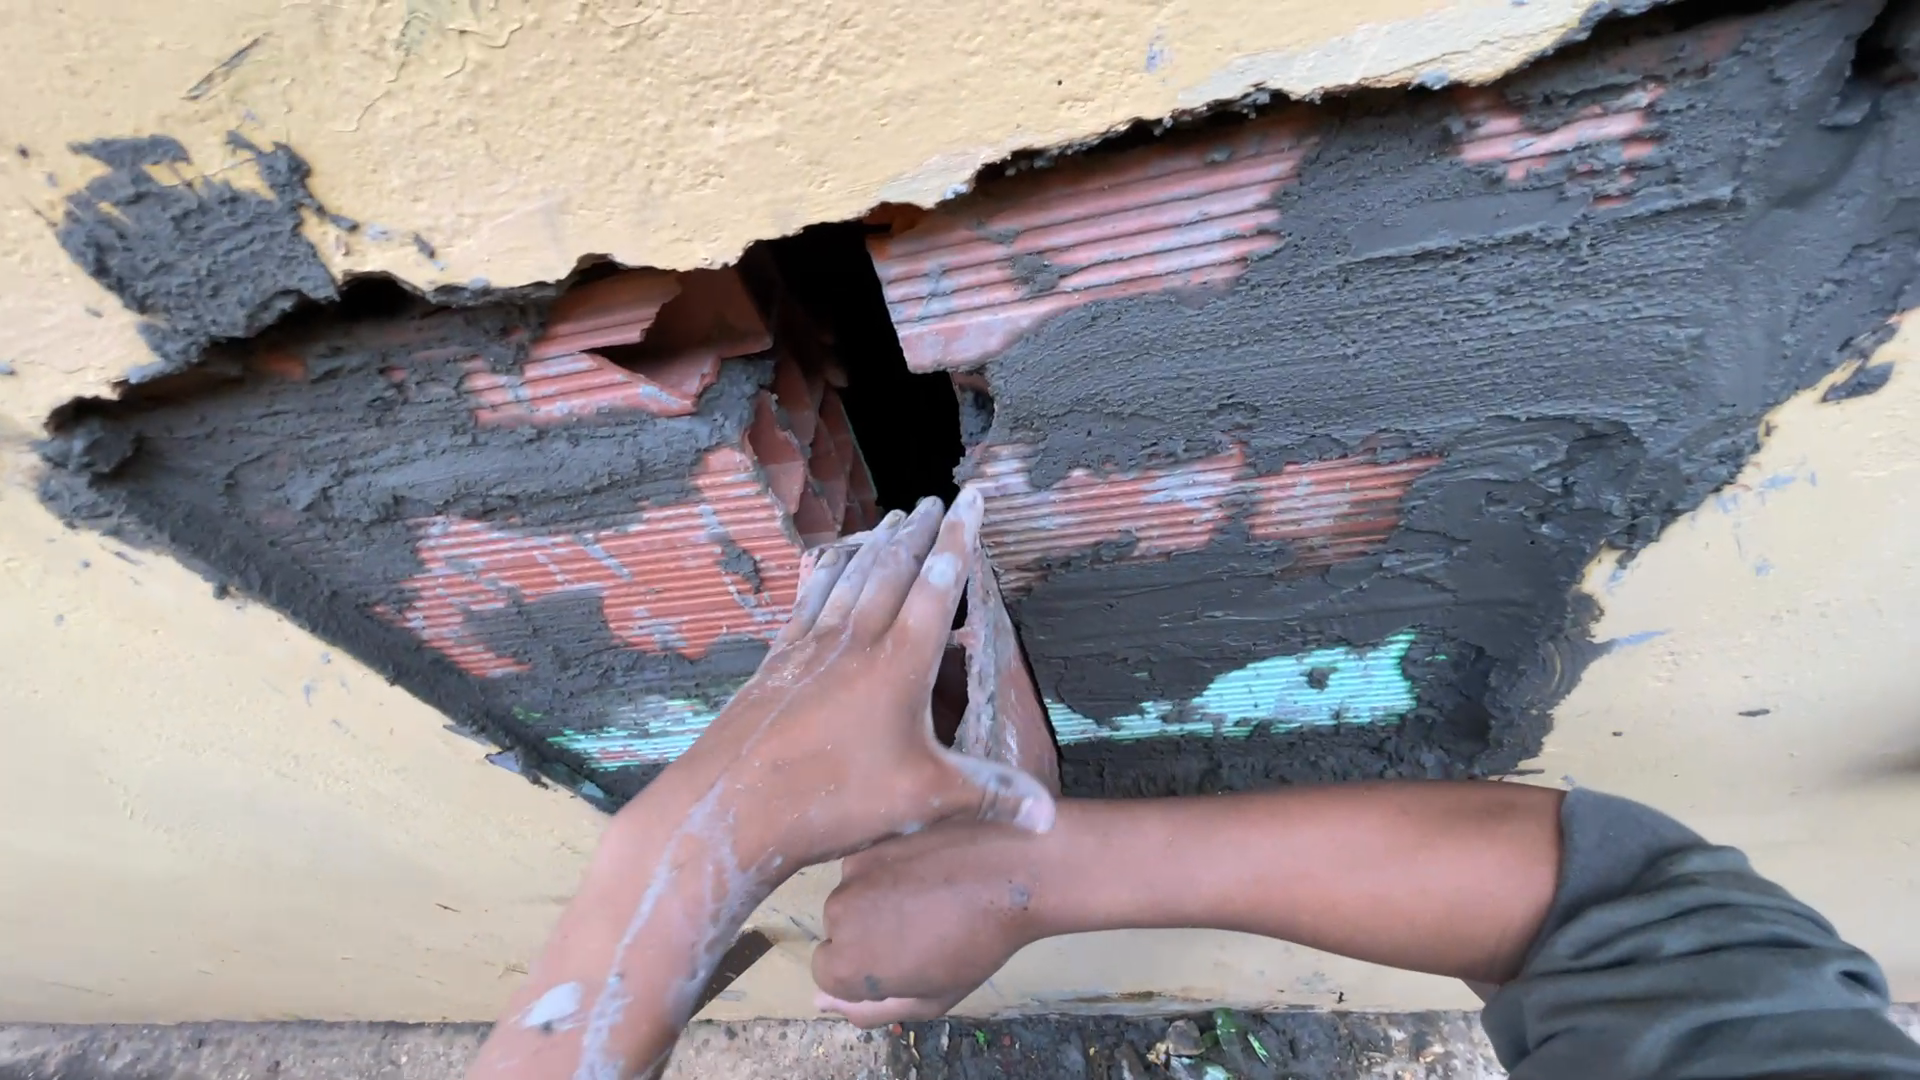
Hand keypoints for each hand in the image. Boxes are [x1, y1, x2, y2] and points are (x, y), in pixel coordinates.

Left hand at [658, 490, 1055, 869]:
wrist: (730, 808)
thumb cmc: (835, 799)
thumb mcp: (924, 800)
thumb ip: (988, 797)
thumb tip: (1049, 817)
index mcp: (900, 661)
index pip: (938, 584)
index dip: (959, 537)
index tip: (969, 497)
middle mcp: (856, 639)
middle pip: (893, 569)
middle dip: (918, 532)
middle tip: (932, 500)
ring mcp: (812, 645)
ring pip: (850, 577)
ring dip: (874, 544)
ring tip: (889, 518)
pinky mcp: (779, 659)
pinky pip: (809, 598)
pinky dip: (826, 571)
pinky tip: (827, 561)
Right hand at [812, 821, 1047, 1024]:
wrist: (1010, 870)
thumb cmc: (977, 944)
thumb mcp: (929, 996)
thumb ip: (870, 1007)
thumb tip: (820, 1000)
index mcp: (849, 962)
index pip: (828, 969)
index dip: (866, 968)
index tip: (901, 958)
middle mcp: (838, 910)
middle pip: (838, 927)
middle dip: (866, 930)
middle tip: (919, 925)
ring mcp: (855, 867)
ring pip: (853, 890)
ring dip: (876, 895)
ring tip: (927, 894)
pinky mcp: (876, 835)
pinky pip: (869, 859)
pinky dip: (888, 866)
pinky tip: (927, 865)